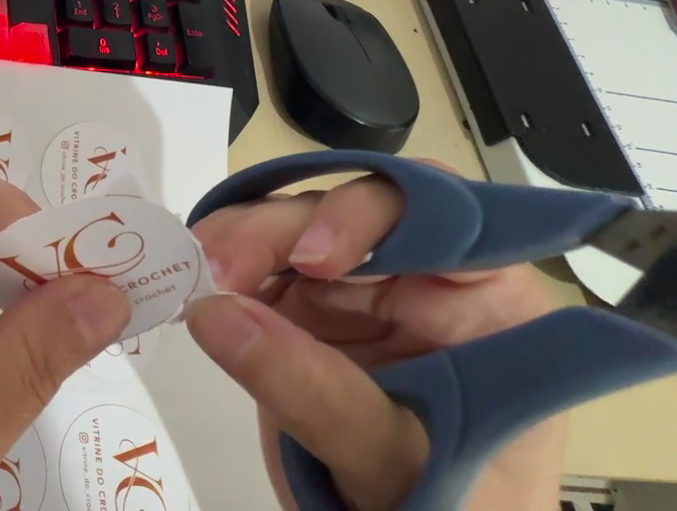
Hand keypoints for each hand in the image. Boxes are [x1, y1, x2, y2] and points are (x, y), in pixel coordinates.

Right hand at [184, 168, 565, 510]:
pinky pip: (259, 261)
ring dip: (239, 238)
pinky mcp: (305, 306)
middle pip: (347, 213)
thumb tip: (210, 312)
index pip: (441, 219)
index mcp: (483, 305)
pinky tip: (193, 279)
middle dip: (278, 229)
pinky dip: (222, 261)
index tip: (311, 259)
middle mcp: (422, 279)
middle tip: (215, 264)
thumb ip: (310, 390)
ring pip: (293, 226)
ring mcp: (358, 290)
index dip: (368, 218)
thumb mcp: (388, 462)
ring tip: (193, 269)